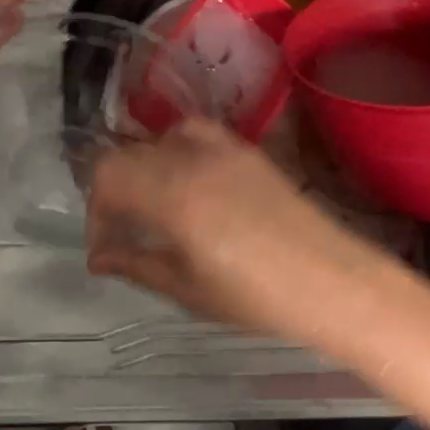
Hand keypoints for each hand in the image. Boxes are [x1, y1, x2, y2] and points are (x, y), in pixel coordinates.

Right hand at [86, 119, 393, 335]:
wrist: (334, 282)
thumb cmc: (258, 297)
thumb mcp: (188, 289)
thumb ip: (136, 265)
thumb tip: (97, 258)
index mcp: (172, 196)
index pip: (106, 178)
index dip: (95, 212)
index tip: (104, 249)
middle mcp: (189, 159)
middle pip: (124, 155)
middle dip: (111, 193)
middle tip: (121, 233)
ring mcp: (219, 148)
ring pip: (154, 142)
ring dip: (140, 169)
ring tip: (150, 204)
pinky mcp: (242, 148)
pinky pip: (191, 132)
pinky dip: (173, 148)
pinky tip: (185, 178)